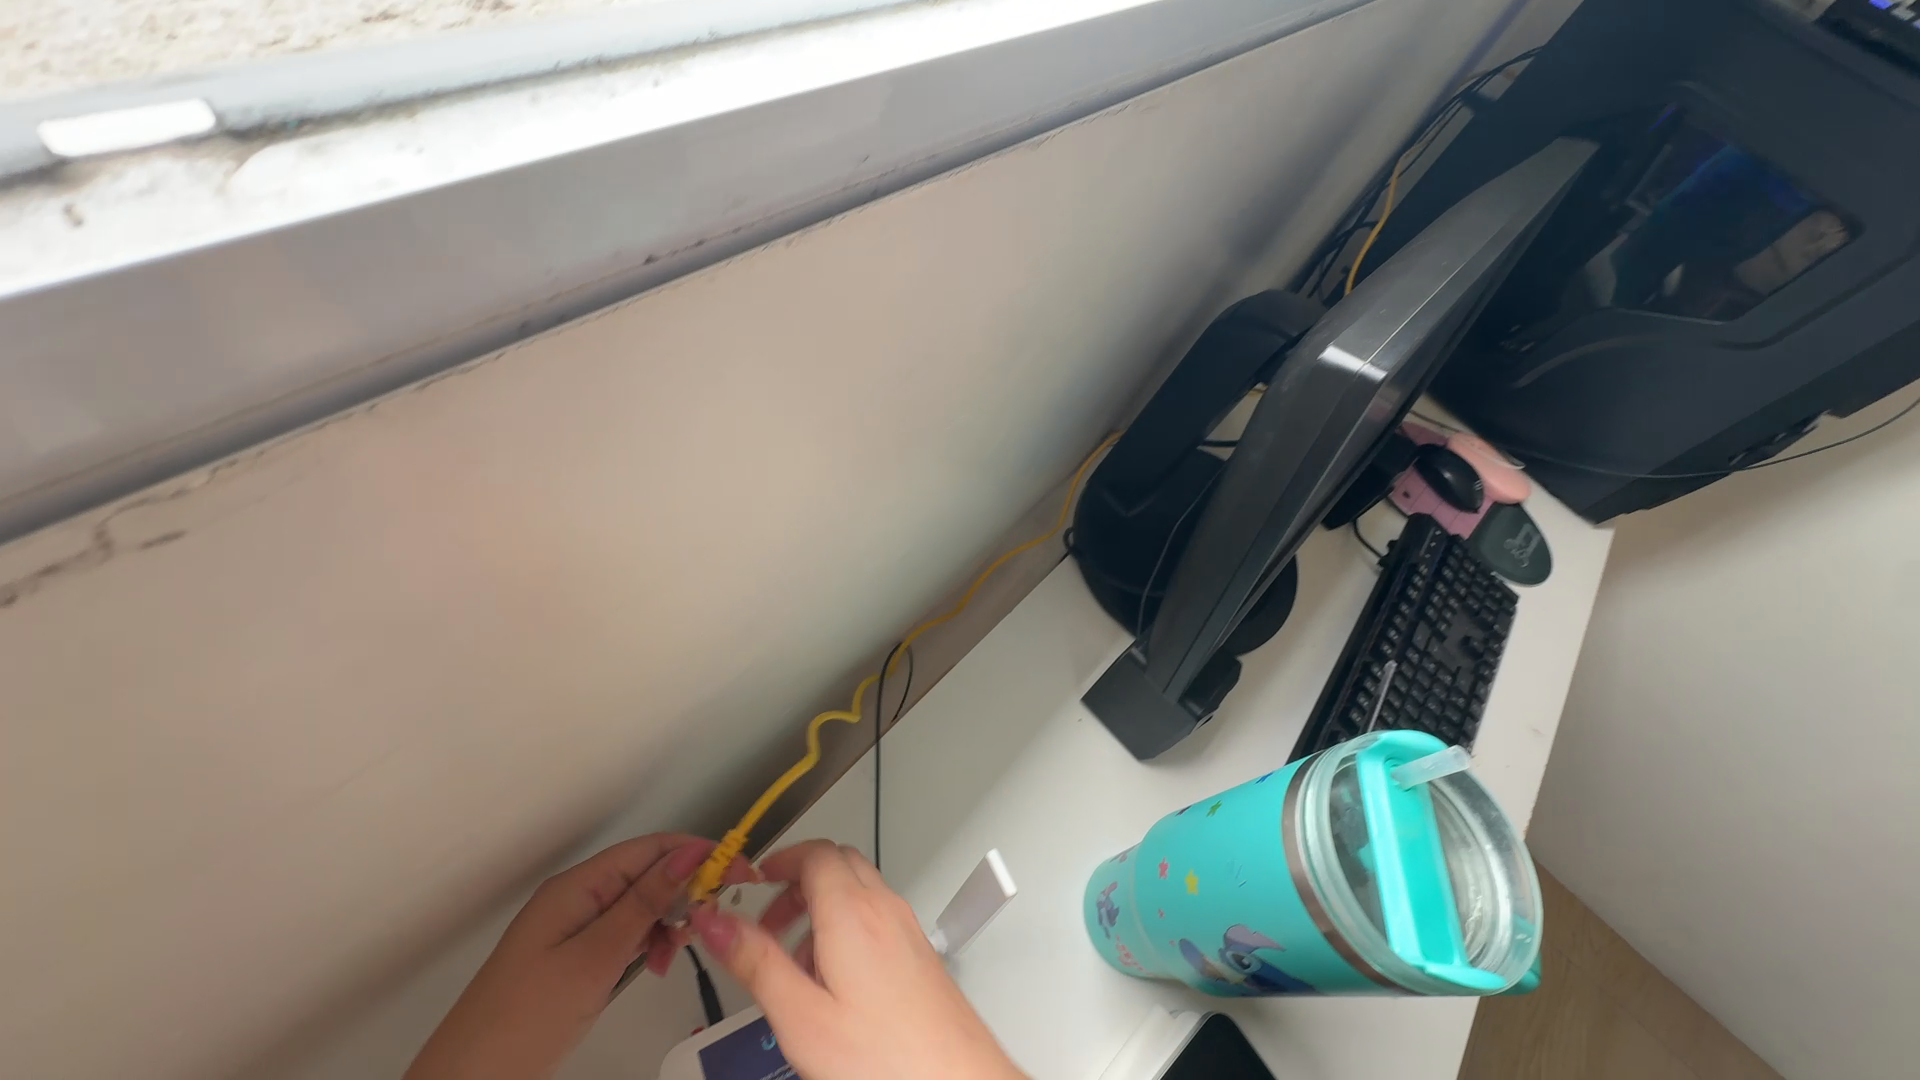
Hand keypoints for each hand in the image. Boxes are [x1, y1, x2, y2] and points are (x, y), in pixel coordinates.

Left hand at [407, 833, 751, 1079]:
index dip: (698, 853)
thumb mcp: (596, 958)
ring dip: (668, 921)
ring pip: (641, 905)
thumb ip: (645, 903)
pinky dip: (649, 943)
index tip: (741, 872)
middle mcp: (579, 895)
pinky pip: (625, 932)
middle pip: (648, 874)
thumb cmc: (529, 1017)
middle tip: (714, 921)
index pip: (651, 849)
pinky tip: (658, 964)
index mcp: (579, 885)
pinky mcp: (576, 956)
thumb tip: (691, 851)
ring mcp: (576, 927)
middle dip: (685, 890)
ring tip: (678, 953)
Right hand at [692, 841, 1024, 1079]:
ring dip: (820, 908)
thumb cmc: (888, 1058)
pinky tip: (832, 982)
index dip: (781, 860)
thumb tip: (716, 923)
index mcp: (853, 913)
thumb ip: (755, 962)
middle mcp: (884, 909)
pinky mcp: (917, 950)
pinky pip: (875, 917)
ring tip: (794, 964)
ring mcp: (905, 927)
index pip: (815, 852)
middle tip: (768, 922)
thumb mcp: (801, 1016)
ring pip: (857, 890)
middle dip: (797, 883)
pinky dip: (845, 927)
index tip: (754, 882)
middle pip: (837, 863)